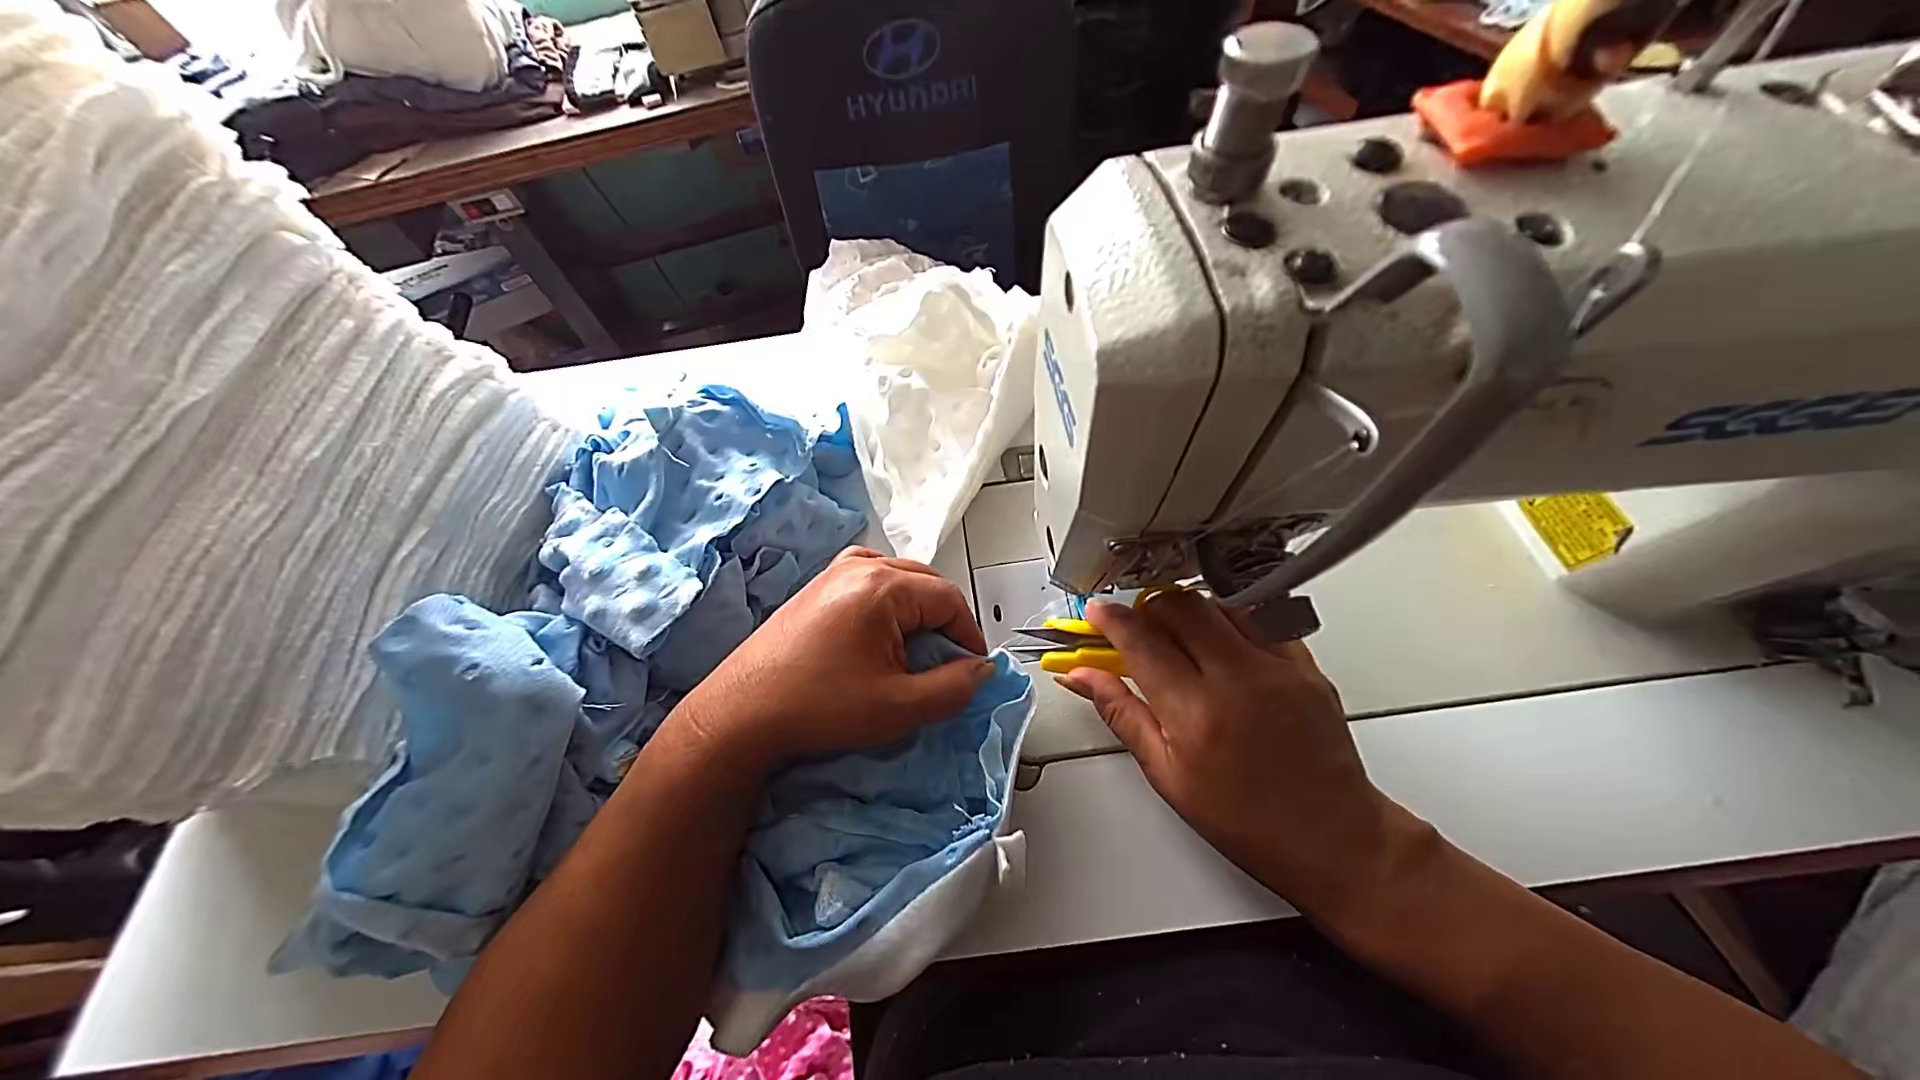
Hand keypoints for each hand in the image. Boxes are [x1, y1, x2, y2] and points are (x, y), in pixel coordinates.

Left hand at [672, 546, 991, 770]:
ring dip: (915, 614)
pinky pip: (870, 583)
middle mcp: (858, 566)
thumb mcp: (900, 706)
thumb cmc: (817, 707)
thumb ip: (954, 687)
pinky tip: (876, 640)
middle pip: (926, 584)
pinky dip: (887, 607)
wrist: (741, 714)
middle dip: (942, 623)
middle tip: (940, 666)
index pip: (950, 598)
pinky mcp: (816, 588)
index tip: (969, 670)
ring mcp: (833, 573)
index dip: (968, 636)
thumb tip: (981, 669)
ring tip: (908, 656)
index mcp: (882, 585)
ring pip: (899, 582)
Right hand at [1056, 592, 1411, 911]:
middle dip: (1148, 608)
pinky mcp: (1305, 666)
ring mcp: (1277, 668)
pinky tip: (1222, 645)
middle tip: (1138, 628)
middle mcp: (1238, 680)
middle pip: (1179, 607)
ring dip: (1189, 611)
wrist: (1332, 838)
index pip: (1141, 641)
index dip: (1112, 619)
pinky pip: (1260, 618)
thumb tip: (1082, 678)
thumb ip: (1121, 713)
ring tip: (1179, 638)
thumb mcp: (1166, 773)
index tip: (1099, 614)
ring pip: (1219, 603)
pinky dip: (1231, 619)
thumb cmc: (1248, 820)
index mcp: (1195, 712)